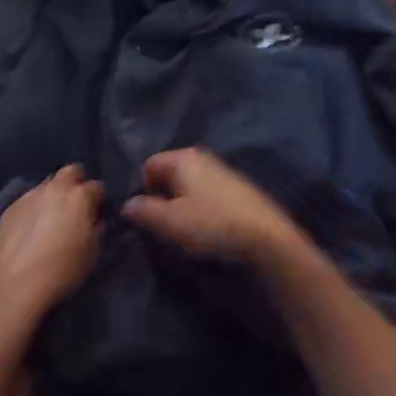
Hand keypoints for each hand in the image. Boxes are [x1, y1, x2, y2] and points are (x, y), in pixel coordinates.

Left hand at [0, 165, 102, 321]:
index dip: (100, 199)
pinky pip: (30, 200)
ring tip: (53, 218)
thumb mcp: (91, 253)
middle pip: (71, 172)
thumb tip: (95, 220)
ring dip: (54, 195)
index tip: (100, 212)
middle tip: (78, 205)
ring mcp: (30, 195)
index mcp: (79, 197)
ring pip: (48, 185)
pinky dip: (36, 207)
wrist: (14, 284)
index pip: (97, 187)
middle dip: (78, 183)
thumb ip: (96, 230)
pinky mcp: (10, 207)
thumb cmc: (61, 270)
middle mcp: (54, 188)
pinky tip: (32, 227)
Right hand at [122, 149, 306, 265]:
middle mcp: (203, 157)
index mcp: (184, 158)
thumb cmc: (212, 224)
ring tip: (189, 232)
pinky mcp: (238, 188)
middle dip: (163, 198)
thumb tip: (128, 204)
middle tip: (167, 226)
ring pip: (189, 186)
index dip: (143, 190)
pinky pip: (207, 194)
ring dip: (183, 206)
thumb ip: (144, 211)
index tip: (149, 216)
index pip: (149, 165)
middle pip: (169, 174)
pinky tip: (211, 230)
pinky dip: (202, 208)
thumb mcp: (171, 222)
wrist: (267, 238)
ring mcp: (223, 171)